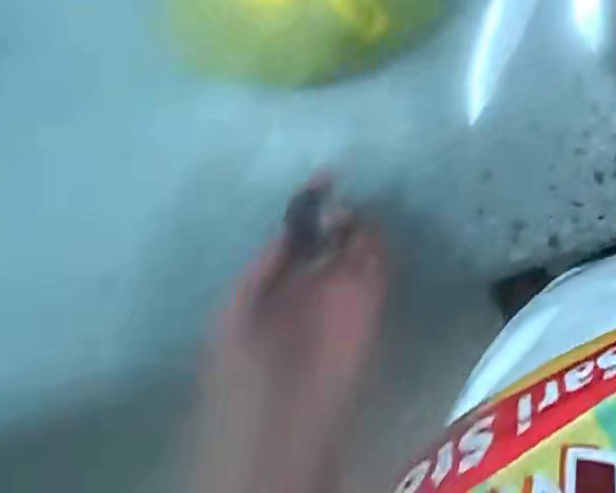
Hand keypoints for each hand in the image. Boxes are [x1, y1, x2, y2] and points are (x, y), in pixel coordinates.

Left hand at [194, 179, 386, 492]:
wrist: (276, 442)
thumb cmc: (241, 381)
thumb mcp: (235, 317)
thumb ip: (263, 268)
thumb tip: (293, 222)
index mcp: (276, 286)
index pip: (299, 235)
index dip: (311, 203)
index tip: (327, 173)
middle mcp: (312, 284)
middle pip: (332, 234)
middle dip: (337, 212)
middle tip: (340, 203)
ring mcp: (344, 295)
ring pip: (359, 246)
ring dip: (358, 227)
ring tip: (350, 219)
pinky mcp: (371, 307)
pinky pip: (380, 268)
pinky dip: (378, 249)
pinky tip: (369, 237)